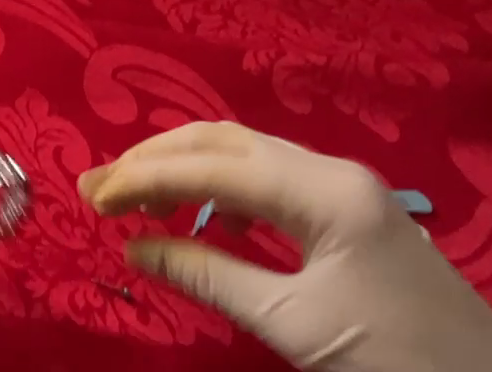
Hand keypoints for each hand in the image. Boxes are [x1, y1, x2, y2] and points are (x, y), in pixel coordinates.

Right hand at [79, 122, 491, 371]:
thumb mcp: (296, 326)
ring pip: (239, 151)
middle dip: (153, 159)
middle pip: (219, 140)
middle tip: (101, 187)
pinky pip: (263, 174)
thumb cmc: (398, 361)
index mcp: (323, 191)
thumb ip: (207, 275)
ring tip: (136, 196)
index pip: (210, 168)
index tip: (93, 199)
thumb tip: (132, 249)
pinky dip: (216, 184)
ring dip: (181, 166)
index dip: (143, 179)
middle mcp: (329, 169)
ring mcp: (341, 183)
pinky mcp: (346, 205)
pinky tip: (201, 213)